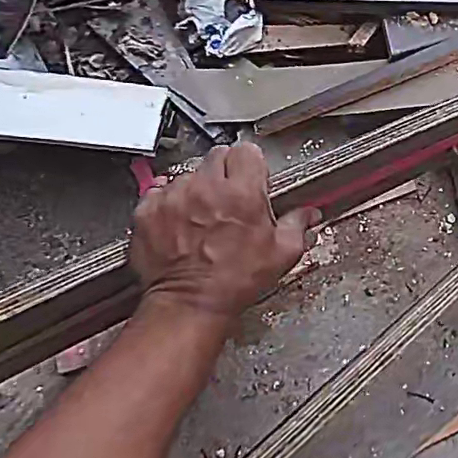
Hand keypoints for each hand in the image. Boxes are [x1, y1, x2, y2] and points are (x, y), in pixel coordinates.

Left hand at [129, 143, 319, 319]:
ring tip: (202, 219)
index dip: (250, 165)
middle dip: (224, 174)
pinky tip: (180, 225)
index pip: (246, 152)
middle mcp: (206, 188)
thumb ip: (297, 226)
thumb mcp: (280, 255)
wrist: (190, 304)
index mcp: (242, 194)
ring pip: (188, 175)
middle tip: (227, 200)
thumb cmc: (233, 282)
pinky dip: (170, 204)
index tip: (250, 179)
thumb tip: (309, 214)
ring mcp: (174, 197)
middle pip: (216, 157)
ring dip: (197, 190)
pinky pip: (160, 192)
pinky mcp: (149, 210)